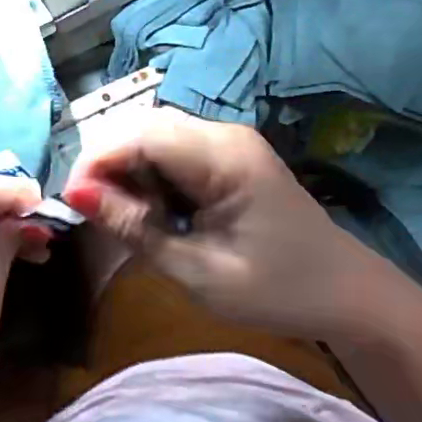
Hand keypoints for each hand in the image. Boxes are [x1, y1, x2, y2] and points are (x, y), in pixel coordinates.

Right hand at [62, 108, 402, 341]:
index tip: (73, 202)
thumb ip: (135, 228)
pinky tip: (151, 209)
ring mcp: (226, 141)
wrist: (348, 295)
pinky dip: (148, 175)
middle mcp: (222, 134)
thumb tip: (77, 195)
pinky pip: (171, 150)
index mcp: (223, 156)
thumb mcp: (197, 271)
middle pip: (143, 127)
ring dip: (127, 170)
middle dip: (108, 164)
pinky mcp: (226, 155)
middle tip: (94, 213)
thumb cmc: (277, 290)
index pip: (140, 135)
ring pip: (152, 136)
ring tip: (123, 216)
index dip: (98, 161)